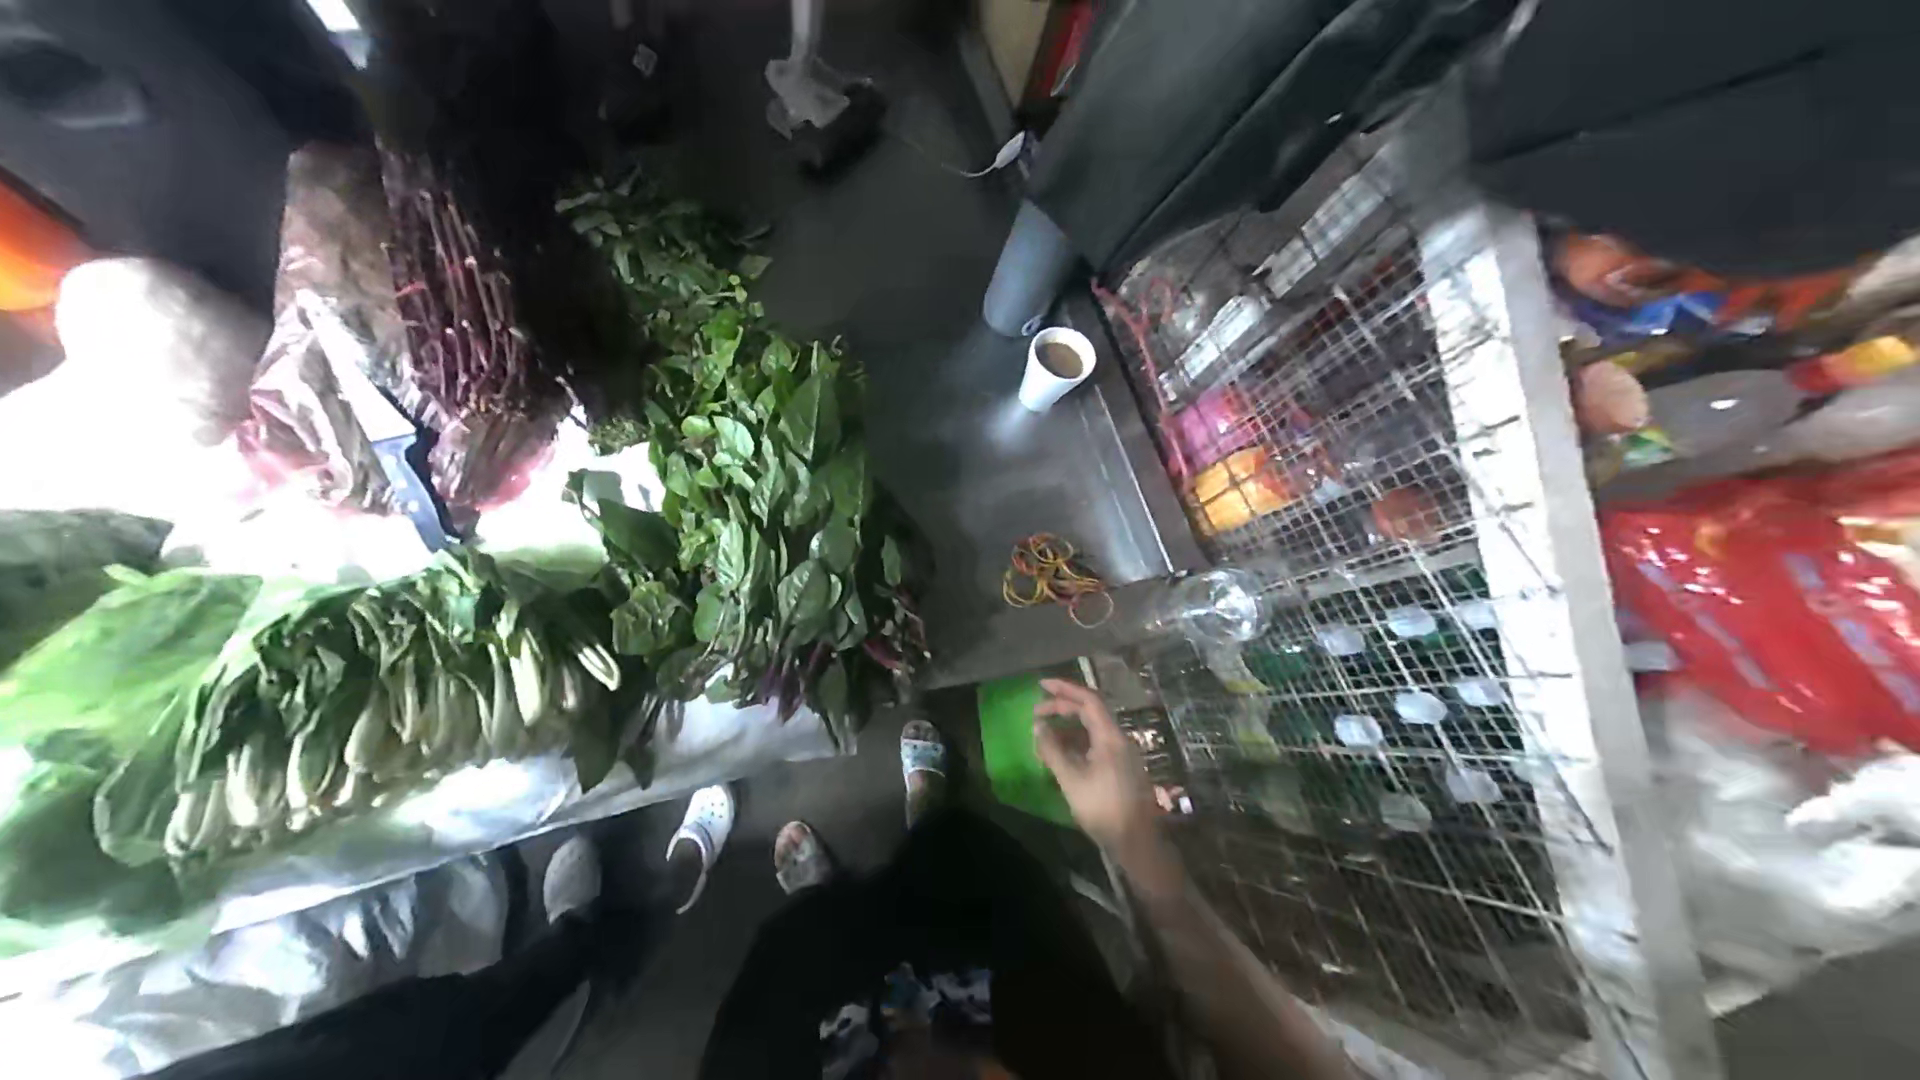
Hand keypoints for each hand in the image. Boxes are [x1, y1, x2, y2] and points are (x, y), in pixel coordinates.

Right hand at [1031, 678, 1158, 853]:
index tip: (1041, 685)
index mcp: (1110, 736)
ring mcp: (1120, 754)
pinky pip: (1094, 744)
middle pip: (1089, 712)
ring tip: (1043, 734)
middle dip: (1062, 707)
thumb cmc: (1103, 808)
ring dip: (1066, 727)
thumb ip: (1053, 750)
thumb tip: (1038, 726)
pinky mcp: (1118, 768)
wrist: (1136, 842)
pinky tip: (1059, 754)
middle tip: (1036, 713)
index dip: (1065, 688)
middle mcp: (1118, 739)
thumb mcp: (1071, 779)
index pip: (1088, 700)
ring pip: (1091, 729)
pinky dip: (1075, 743)